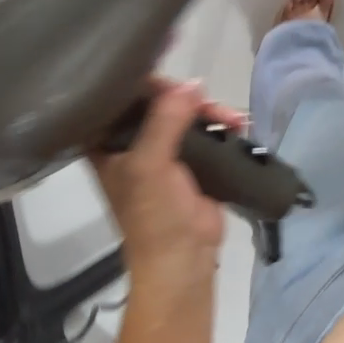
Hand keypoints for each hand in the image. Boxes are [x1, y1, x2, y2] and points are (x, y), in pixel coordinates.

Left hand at [93, 79, 244, 287]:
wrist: (183, 258)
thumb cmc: (154, 215)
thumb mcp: (151, 164)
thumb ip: (165, 121)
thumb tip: (194, 84)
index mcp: (107, 143)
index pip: (121, 97)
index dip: (146, 85)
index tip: (175, 85)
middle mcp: (131, 143)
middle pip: (158, 102)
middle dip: (187, 99)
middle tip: (209, 105)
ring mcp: (162, 152)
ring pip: (184, 115)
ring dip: (210, 112)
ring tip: (233, 119)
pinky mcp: (191, 162)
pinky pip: (204, 132)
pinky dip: (220, 125)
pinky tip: (236, 124)